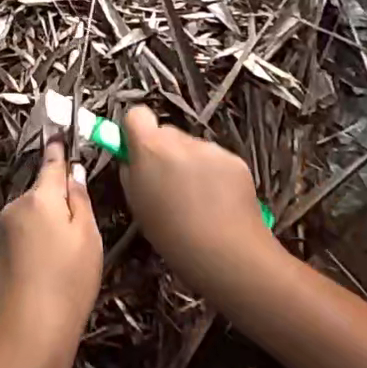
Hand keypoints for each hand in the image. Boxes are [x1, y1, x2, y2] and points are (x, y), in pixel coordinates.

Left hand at [0, 141, 101, 367]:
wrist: (23, 335)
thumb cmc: (67, 283)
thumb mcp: (87, 239)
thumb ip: (80, 200)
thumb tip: (73, 171)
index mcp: (39, 198)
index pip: (51, 163)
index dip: (58, 149)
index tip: (58, 132)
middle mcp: (13, 208)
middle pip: (39, 194)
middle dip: (55, 201)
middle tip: (79, 230)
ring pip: (27, 218)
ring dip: (42, 227)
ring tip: (63, 261)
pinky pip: (16, 240)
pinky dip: (30, 247)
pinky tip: (42, 274)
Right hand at [119, 106, 273, 291]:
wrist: (226, 253)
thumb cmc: (171, 234)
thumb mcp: (136, 203)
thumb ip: (131, 172)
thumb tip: (132, 159)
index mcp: (150, 148)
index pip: (136, 114)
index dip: (134, 130)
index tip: (136, 151)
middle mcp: (181, 141)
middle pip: (167, 133)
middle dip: (164, 151)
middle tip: (166, 183)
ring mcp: (211, 149)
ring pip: (192, 148)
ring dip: (189, 164)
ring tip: (195, 199)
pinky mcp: (235, 160)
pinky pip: (216, 160)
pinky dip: (213, 174)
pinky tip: (217, 202)